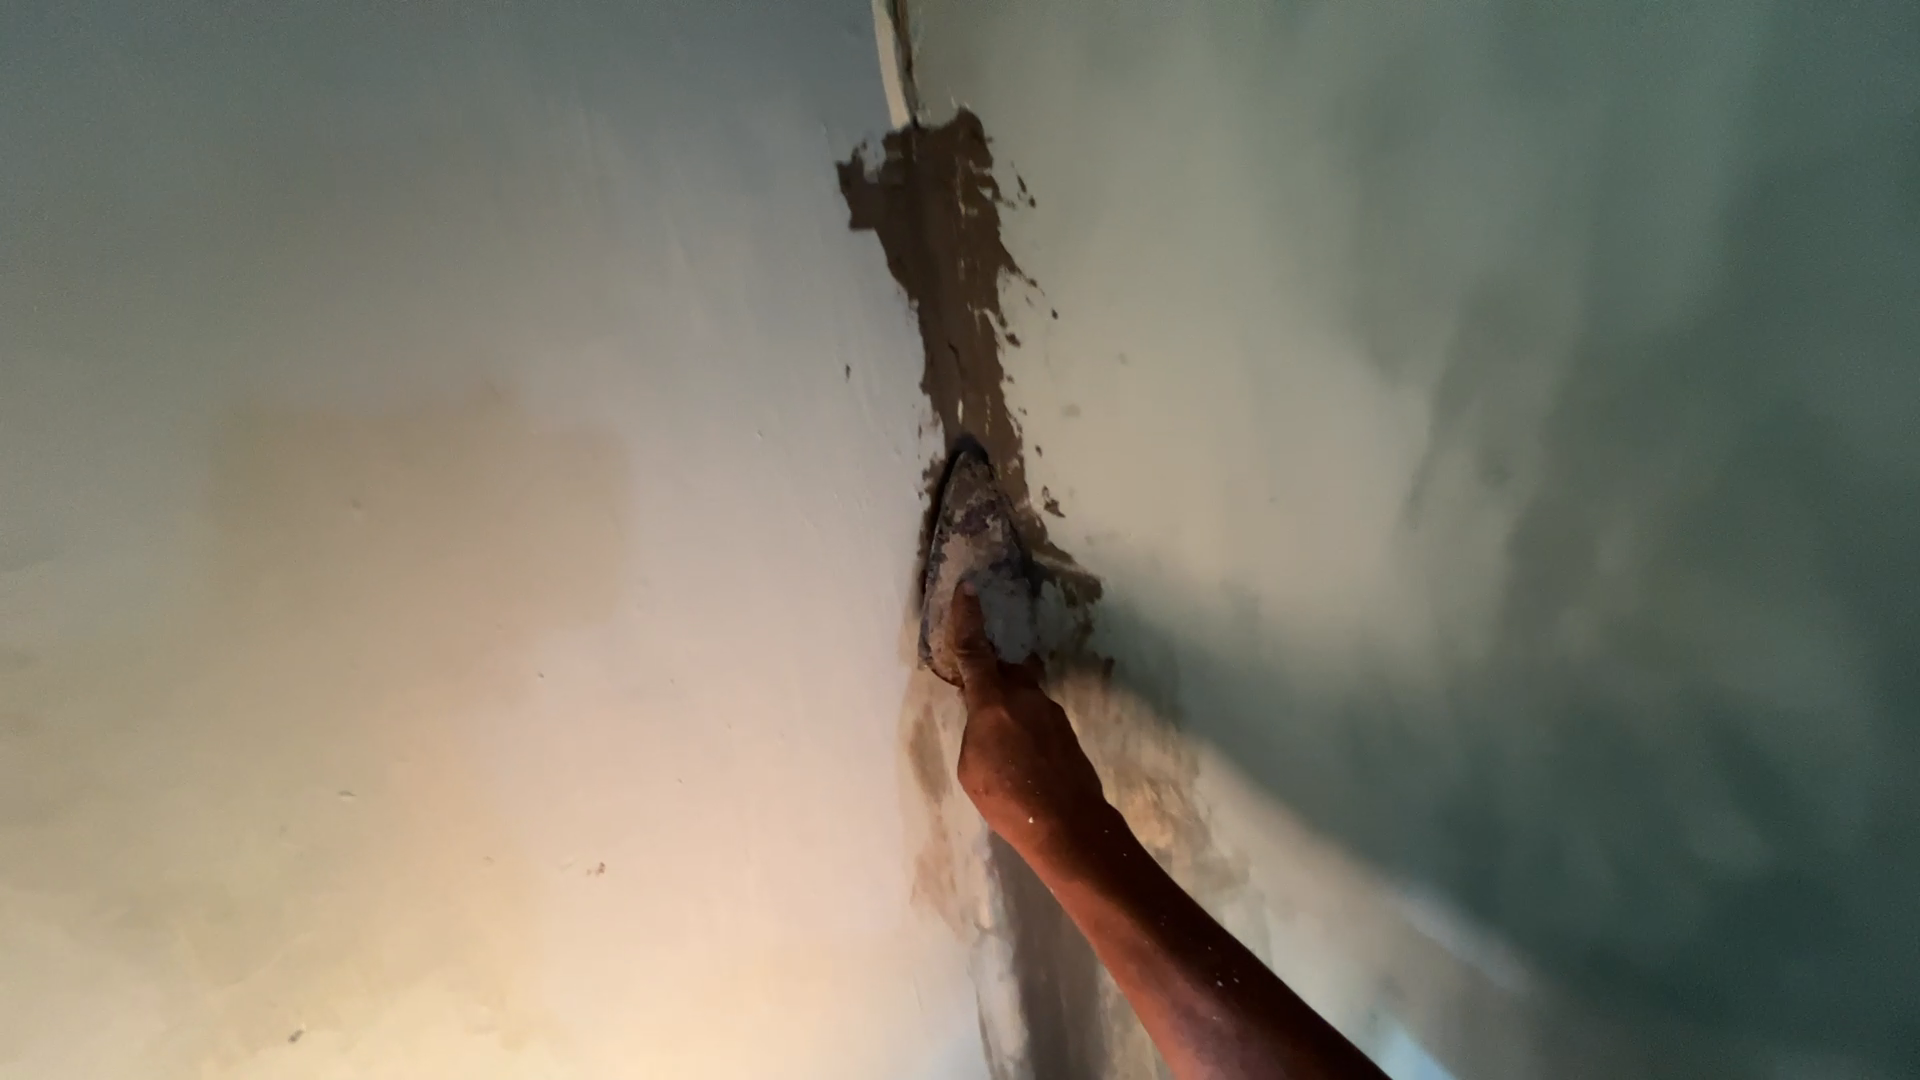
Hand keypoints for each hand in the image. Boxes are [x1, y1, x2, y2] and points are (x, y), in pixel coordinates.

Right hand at [950, 584, 1110, 860]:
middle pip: (1004, 671)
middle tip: (981, 706)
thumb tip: (988, 720)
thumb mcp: (971, 766)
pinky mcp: (1065, 729)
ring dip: (1010, 709)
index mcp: (993, 702)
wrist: (1068, 823)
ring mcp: (1050, 710)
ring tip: (1004, 747)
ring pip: (1023, 694)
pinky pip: (1037, 716)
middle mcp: (1024, 695)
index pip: (974, 651)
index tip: (968, 588)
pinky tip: (1024, 760)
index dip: (967, 618)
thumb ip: (975, 731)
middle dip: (991, 679)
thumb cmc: (1008, 798)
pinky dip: (1025, 727)